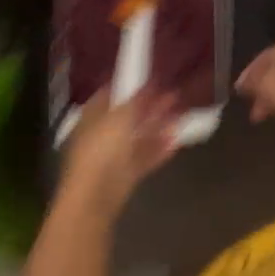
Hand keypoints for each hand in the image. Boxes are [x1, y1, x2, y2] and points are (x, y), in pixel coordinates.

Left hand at [61, 88, 179, 216]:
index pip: (108, 96)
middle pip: (128, 117)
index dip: (128, 86)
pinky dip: (160, 149)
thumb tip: (150, 83)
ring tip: (181, 115)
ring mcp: (113, 156)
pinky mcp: (125, 174)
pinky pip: (145, 157)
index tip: (150, 78)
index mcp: (92, 118)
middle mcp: (101, 135)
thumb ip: (138, 99)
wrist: (95, 197)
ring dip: (159, 126)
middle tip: (173, 95)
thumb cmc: (102, 149)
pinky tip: (177, 140)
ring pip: (139, 137)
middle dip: (151, 106)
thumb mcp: (121, 116)